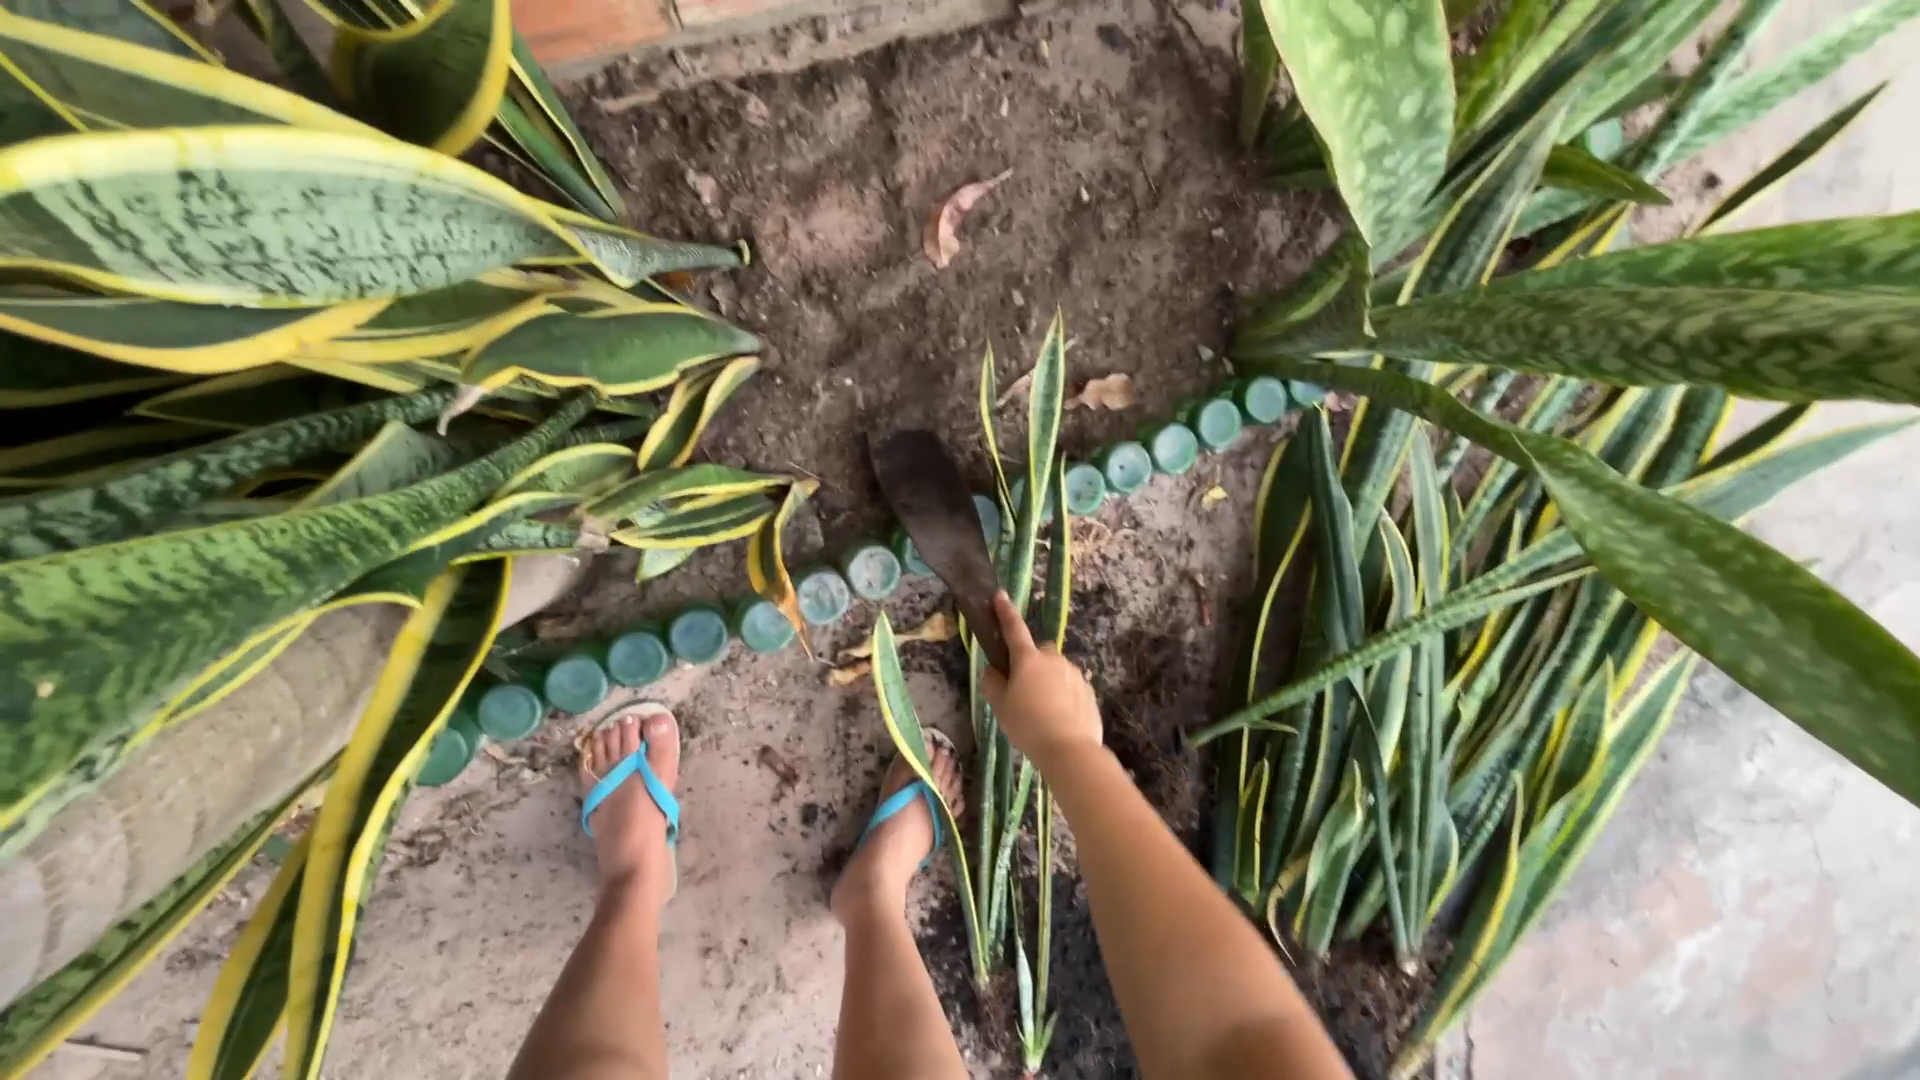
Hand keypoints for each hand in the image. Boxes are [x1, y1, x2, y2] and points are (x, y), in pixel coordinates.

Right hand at [981, 591, 1102, 773]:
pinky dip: (1064, 695)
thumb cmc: (1028, 726)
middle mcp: (1053, 659)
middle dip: (1032, 663)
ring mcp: (1074, 673)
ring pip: (1056, 670)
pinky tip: (1060, 718)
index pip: (1014, 629)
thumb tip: (994, 670)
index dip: (1005, 612)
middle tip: (1023, 690)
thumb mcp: (999, 707)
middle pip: (1038, 653)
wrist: (1069, 749)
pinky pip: (1070, 686)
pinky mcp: (1088, 690)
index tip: (1000, 595)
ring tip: (1043, 711)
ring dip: (1049, 681)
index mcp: (1028, 659)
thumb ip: (993, 683)